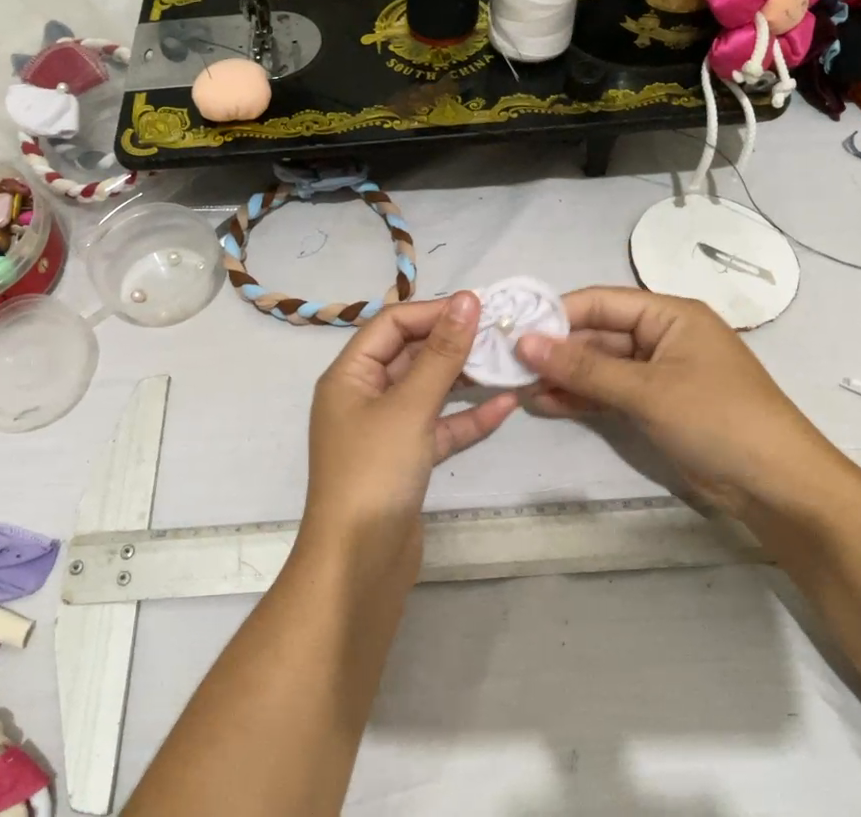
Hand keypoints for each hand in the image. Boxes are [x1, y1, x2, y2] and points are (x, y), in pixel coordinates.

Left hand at [306, 293, 519, 555]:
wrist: (359, 561)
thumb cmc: (375, 472)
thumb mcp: (409, 407)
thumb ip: (441, 354)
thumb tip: (467, 300)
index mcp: (349, 375)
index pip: (392, 324)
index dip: (434, 312)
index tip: (482, 308)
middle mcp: (363, 396)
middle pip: (411, 355)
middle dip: (455, 343)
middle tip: (505, 334)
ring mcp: (385, 431)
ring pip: (429, 392)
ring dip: (466, 378)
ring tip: (511, 362)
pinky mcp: (406, 461)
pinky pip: (439, 427)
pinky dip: (468, 418)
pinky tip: (507, 405)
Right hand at [516, 287, 846, 514]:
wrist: (776, 484)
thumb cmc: (717, 420)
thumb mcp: (647, 390)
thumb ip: (583, 368)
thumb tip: (524, 343)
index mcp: (670, 315)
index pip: (601, 302)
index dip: (556, 314)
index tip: (512, 330)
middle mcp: (663, 337)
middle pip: (597, 334)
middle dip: (555, 350)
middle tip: (506, 364)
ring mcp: (659, 373)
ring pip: (600, 366)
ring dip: (563, 376)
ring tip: (517, 388)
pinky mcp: (657, 406)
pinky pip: (610, 393)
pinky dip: (581, 398)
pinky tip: (546, 403)